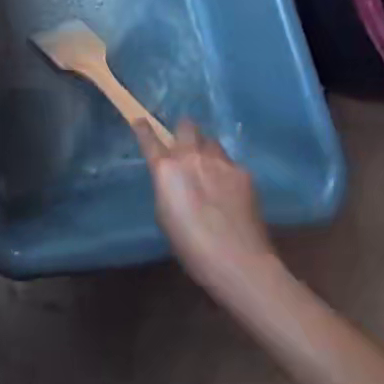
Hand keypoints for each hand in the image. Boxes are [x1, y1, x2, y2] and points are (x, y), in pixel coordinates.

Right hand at [134, 119, 275, 286]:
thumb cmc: (192, 248)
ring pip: (211, 141)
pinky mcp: (243, 172)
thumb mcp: (165, 217)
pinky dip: (226, 172)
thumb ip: (166, 189)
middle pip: (186, 125)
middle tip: (185, 148)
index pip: (149, 138)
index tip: (140, 122)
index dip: (143, 128)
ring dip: (206, 150)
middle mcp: (191, 157)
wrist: (239, 261)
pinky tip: (231, 192)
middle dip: (184, 132)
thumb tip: (173, 180)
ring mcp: (220, 161)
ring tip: (211, 170)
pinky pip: (230, 163)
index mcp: (166, 170)